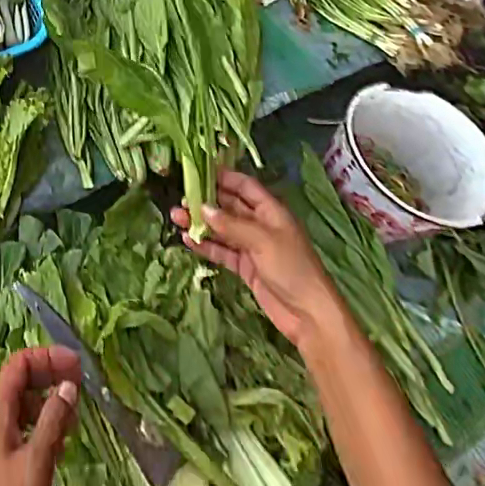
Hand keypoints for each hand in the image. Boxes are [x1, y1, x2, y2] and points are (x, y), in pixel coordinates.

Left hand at [0, 347, 80, 485]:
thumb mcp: (36, 458)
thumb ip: (54, 418)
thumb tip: (69, 385)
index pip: (20, 362)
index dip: (48, 357)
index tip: (76, 366)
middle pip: (21, 380)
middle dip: (51, 377)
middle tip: (78, 387)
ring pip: (22, 405)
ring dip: (48, 403)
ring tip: (72, 419)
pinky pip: (19, 427)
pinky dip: (40, 425)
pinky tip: (56, 441)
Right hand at [170, 169, 349, 349]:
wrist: (308, 313)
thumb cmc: (291, 267)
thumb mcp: (262, 240)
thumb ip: (232, 224)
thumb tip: (204, 208)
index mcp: (270, 210)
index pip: (244, 186)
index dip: (224, 177)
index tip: (199, 172)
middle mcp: (260, 223)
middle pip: (230, 206)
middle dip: (207, 201)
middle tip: (181, 199)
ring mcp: (252, 246)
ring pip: (223, 229)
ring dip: (202, 223)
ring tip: (176, 218)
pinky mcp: (246, 267)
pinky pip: (223, 251)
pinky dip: (207, 245)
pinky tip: (188, 241)